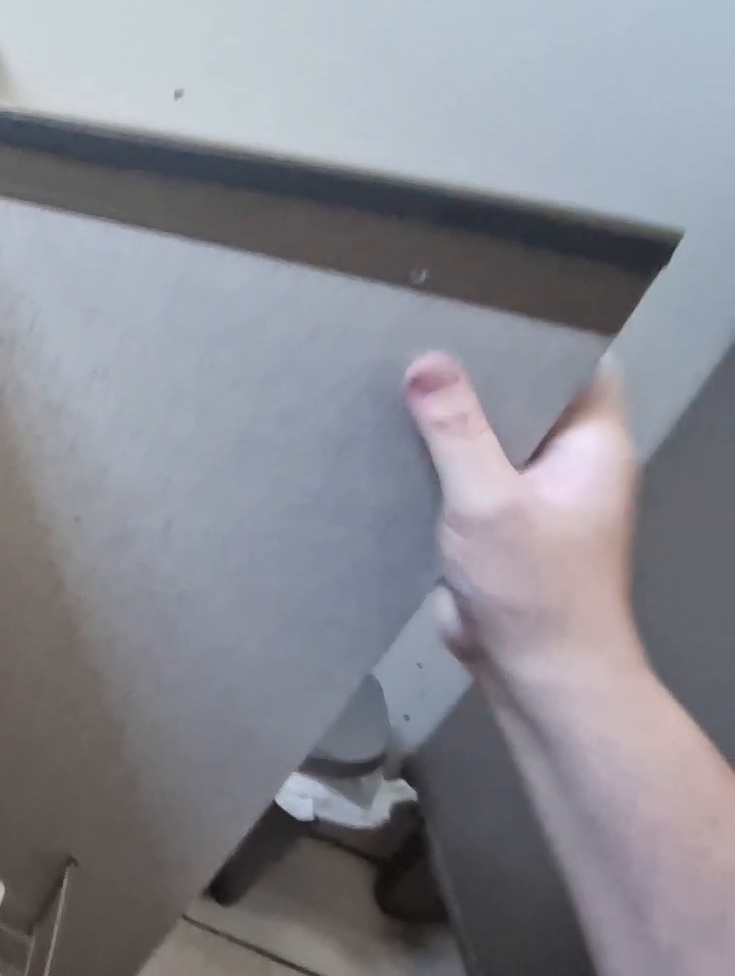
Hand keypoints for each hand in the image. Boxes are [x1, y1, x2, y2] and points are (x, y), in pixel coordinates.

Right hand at [403, 352, 644, 692]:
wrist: (532, 664)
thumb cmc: (533, 583)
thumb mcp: (488, 499)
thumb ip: (456, 431)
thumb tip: (427, 362)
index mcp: (592, 447)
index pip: (580, 369)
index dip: (538, 336)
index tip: (477, 311)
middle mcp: (564, 463)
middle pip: (523, 398)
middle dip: (473, 373)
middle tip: (410, 341)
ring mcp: (526, 492)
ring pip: (484, 437)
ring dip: (442, 417)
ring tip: (386, 385)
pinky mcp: (488, 518)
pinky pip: (458, 471)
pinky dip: (426, 455)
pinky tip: (383, 444)